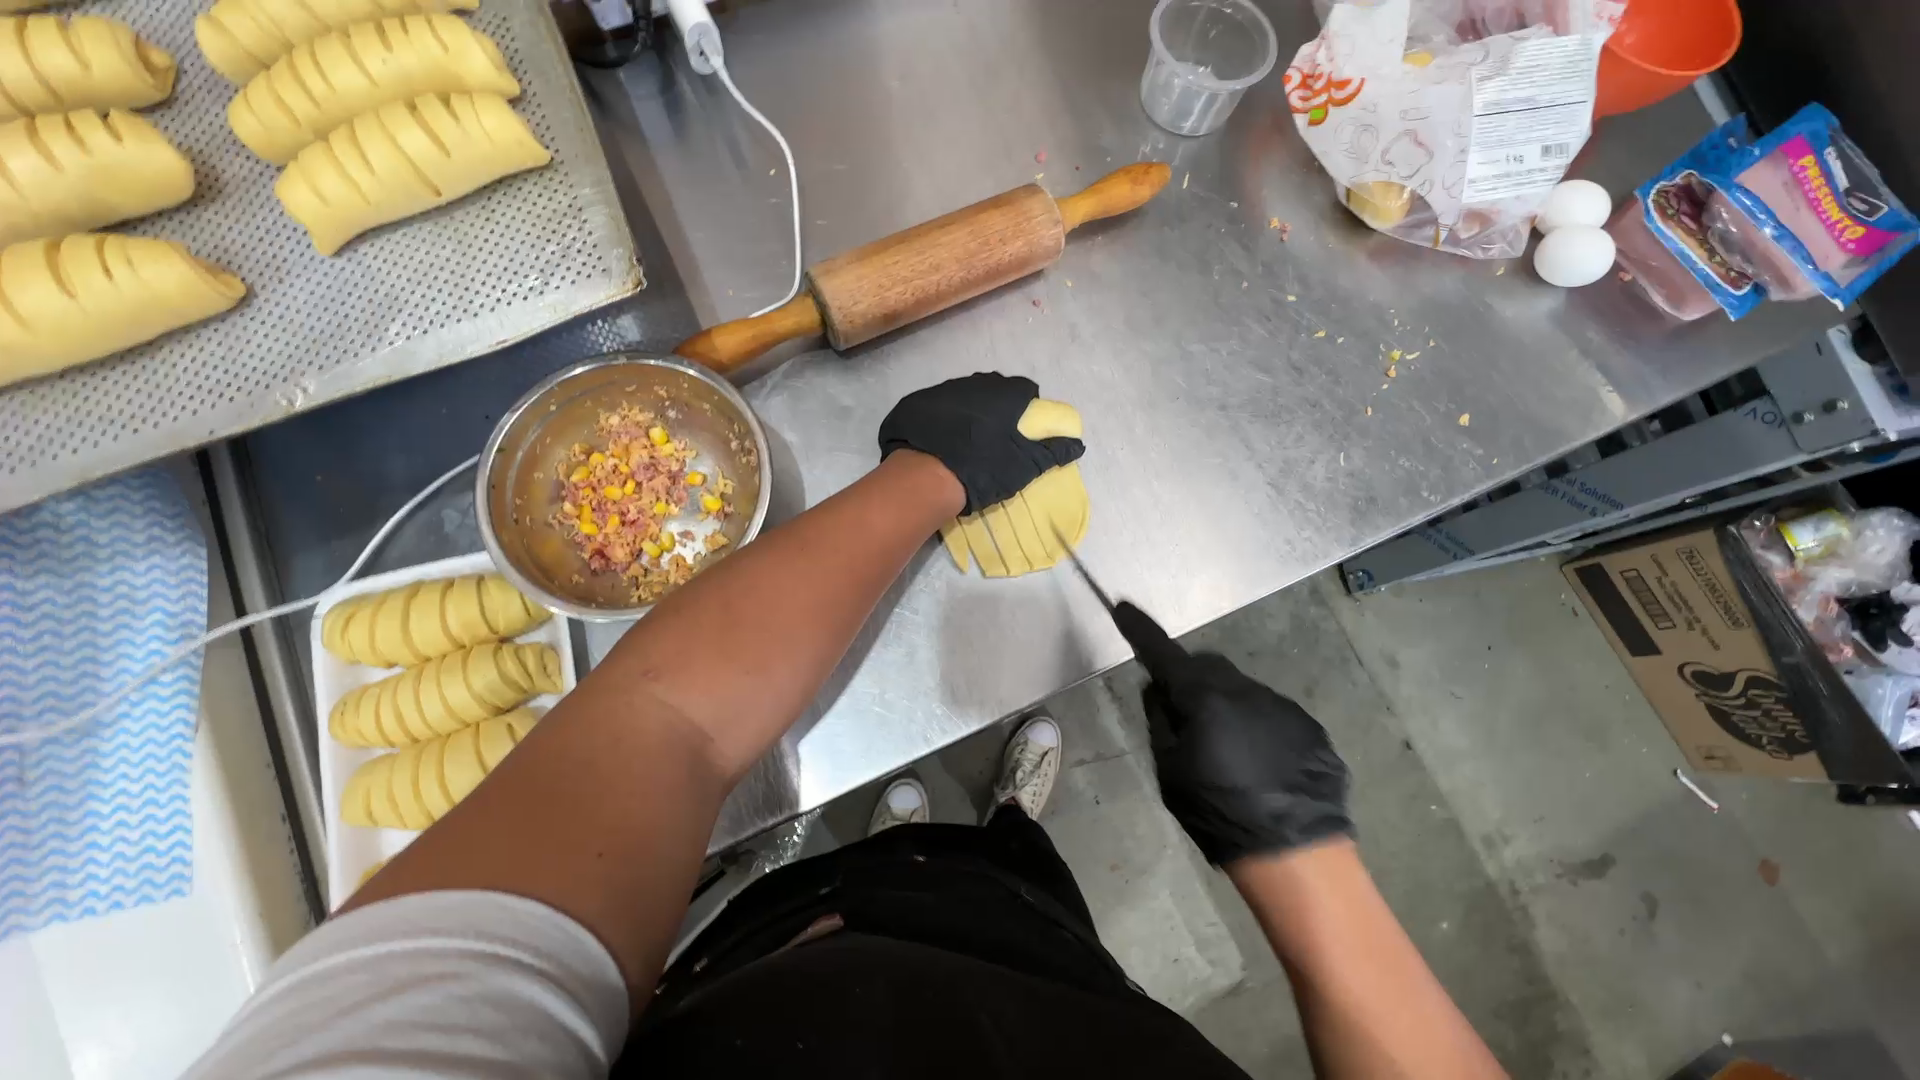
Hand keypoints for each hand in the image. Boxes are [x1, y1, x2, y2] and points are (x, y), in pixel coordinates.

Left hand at [878, 373, 1083, 514]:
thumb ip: (1053, 451)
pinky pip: (936, 406)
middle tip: (996, 434)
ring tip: (966, 438)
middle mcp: (975, 384)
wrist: (926, 476)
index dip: (1027, 406)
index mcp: (1005, 394)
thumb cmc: (984, 469)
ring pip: (963, 395)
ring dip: (969, 410)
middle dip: (998, 405)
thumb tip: (1077, 444)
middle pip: (993, 389)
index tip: (1023, 426)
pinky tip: (940, 439)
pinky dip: (942, 418)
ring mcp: (943, 390)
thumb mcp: (1025, 465)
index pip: (1024, 390)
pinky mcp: (916, 402)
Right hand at [1113, 602, 1352, 865]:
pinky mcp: (1310, 726)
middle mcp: (1246, 690)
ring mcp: (1283, 706)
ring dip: (1226, 704)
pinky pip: (1271, 713)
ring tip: (1227, 750)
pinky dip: (1256, 725)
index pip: (1164, 655)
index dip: (1141, 632)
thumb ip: (1161, 722)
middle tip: (1182, 711)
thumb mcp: (1171, 771)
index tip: (1124, 609)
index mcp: (1205, 699)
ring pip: (1242, 690)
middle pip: (1208, 666)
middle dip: (1190, 677)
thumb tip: (1158, 689)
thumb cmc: (1218, 813)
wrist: (1294, 852)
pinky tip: (1259, 763)